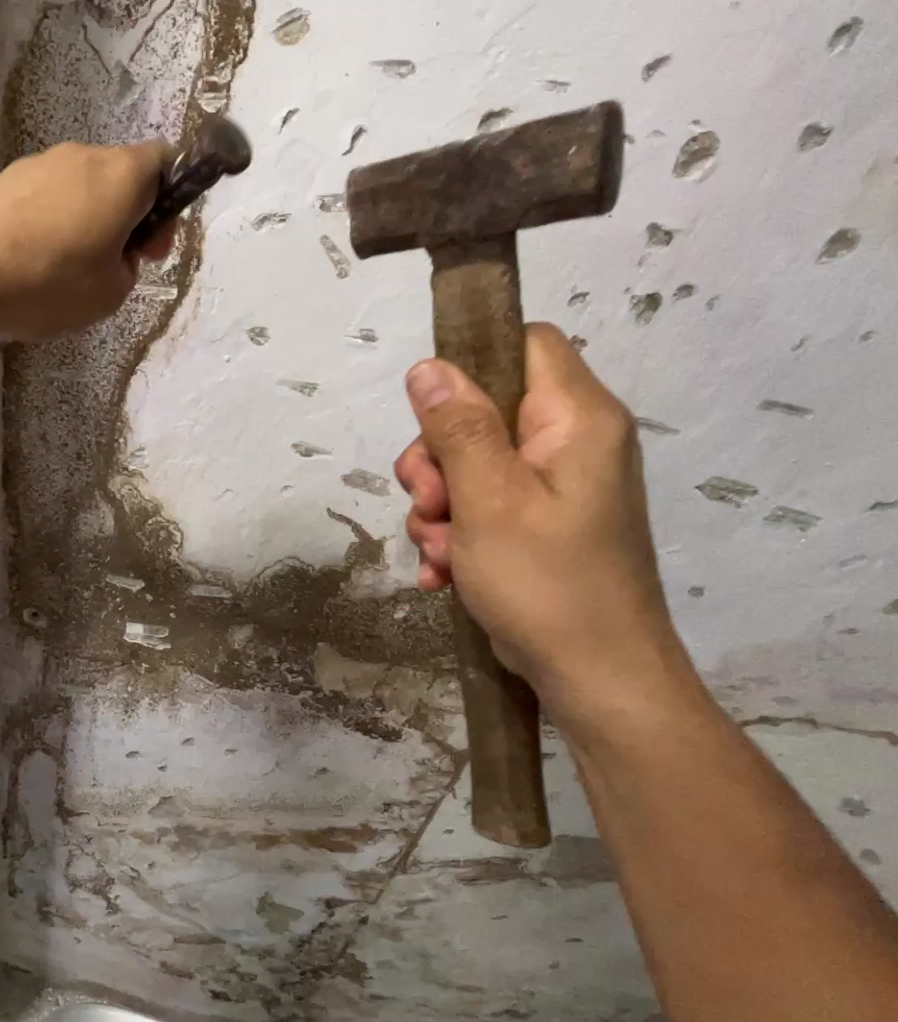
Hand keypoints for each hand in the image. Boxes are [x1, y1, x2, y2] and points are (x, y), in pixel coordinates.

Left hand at [0, 140, 174, 341]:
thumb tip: (112, 257)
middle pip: (117, 180)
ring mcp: (36, 166)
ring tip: (55, 278)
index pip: (166, 164)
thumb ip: (127, 271)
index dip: (168, 207)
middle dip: (120, 222)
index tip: (148, 251)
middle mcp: (82, 155)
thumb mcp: (110, 295)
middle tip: (105, 272)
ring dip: (78, 228)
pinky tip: (23, 270)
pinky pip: (38, 205)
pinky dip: (42, 231)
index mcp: (123, 173)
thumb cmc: (47, 281)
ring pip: (75, 193)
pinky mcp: (0, 184)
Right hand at [394, 325, 687, 717]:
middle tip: (429, 504)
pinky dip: (452, 535)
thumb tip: (427, 367)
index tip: (429, 419)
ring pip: (466, 465)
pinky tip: (441, 572)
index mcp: (576, 421)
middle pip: (478, 413)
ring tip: (439, 551)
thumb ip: (457, 429)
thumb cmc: (546, 582)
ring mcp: (553, 487)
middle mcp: (570, 444)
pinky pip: (477, 506)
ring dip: (436, 508)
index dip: (469, 367)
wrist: (594, 676)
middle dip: (435, 461)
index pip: (525, 346)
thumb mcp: (488, 500)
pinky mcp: (537, 523)